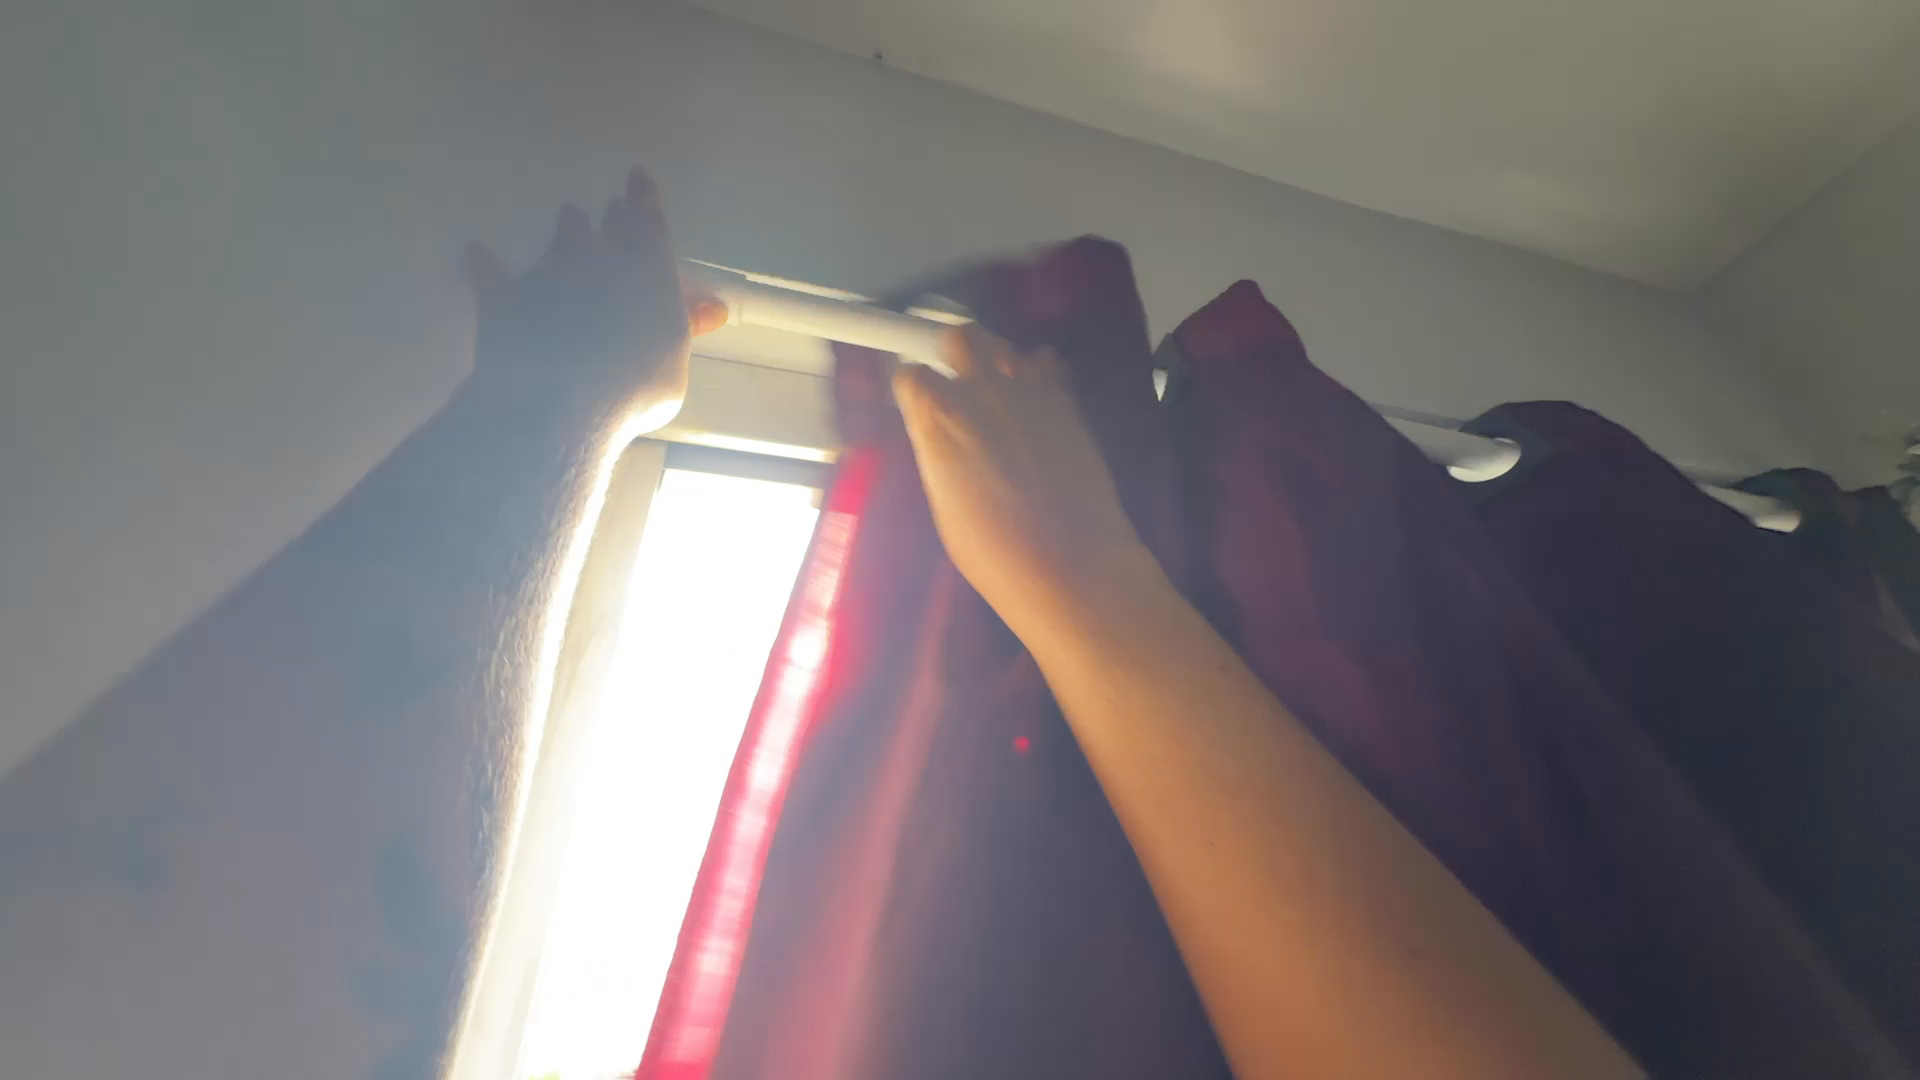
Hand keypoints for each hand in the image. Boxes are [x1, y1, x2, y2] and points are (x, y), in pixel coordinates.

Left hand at [465, 169, 726, 426]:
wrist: (558, 402)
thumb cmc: (636, 386)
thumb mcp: (675, 360)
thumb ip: (685, 327)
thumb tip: (711, 307)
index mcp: (646, 273)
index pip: (648, 227)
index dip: (645, 202)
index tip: (639, 179)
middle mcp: (597, 261)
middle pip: (607, 230)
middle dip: (614, 218)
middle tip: (613, 204)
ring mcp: (547, 277)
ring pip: (560, 244)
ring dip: (568, 231)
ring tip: (571, 215)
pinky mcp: (504, 300)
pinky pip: (493, 276)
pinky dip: (487, 265)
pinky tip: (477, 252)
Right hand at [893, 327, 1156, 634]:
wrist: (1068, 561)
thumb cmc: (992, 551)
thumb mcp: (942, 503)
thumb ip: (939, 453)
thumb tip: (941, 436)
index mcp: (936, 417)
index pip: (910, 374)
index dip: (913, 389)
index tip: (917, 403)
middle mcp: (979, 389)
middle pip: (959, 336)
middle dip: (953, 353)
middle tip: (957, 382)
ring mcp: (1028, 388)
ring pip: (1003, 343)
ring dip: (994, 360)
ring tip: (998, 390)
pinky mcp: (1067, 399)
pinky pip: (1046, 363)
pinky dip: (1036, 374)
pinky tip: (1036, 402)